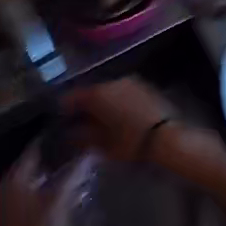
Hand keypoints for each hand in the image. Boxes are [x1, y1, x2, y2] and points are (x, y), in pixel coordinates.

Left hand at [0, 140, 93, 225]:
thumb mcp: (60, 201)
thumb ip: (74, 173)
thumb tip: (91, 151)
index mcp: (13, 181)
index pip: (33, 149)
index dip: (53, 139)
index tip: (74, 130)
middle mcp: (6, 191)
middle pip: (34, 166)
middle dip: (56, 158)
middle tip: (82, 150)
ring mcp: (8, 209)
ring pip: (35, 182)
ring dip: (54, 176)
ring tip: (79, 170)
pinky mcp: (14, 223)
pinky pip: (32, 197)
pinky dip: (48, 191)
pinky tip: (67, 194)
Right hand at [60, 78, 177, 161]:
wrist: (166, 136)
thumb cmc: (130, 142)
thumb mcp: (102, 144)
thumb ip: (82, 136)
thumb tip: (70, 132)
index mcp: (98, 93)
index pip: (72, 97)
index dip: (64, 109)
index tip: (59, 122)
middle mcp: (113, 81)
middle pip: (91, 92)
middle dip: (83, 107)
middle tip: (77, 125)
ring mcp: (130, 82)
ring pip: (107, 91)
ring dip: (101, 104)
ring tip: (97, 123)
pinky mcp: (144, 86)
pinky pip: (122, 92)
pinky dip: (115, 102)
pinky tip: (116, 117)